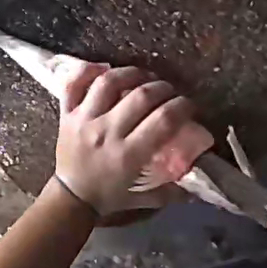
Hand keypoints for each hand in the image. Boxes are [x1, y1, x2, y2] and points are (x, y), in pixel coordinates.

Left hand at [53, 64, 198, 215]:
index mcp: (128, 155)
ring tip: (144, 77)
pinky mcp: (66, 114)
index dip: (183, 106)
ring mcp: (83, 120)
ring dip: (131, 73)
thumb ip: (171, 191)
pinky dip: (87, 70)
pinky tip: (104, 68)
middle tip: (170, 92)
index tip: (189, 106)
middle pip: (141, 96)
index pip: (163, 119)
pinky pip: (73, 84)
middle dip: (163, 88)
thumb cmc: (109, 196)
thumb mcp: (143, 199)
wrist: (70, 197)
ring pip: (108, 83)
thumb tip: (200, 188)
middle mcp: (105, 132)